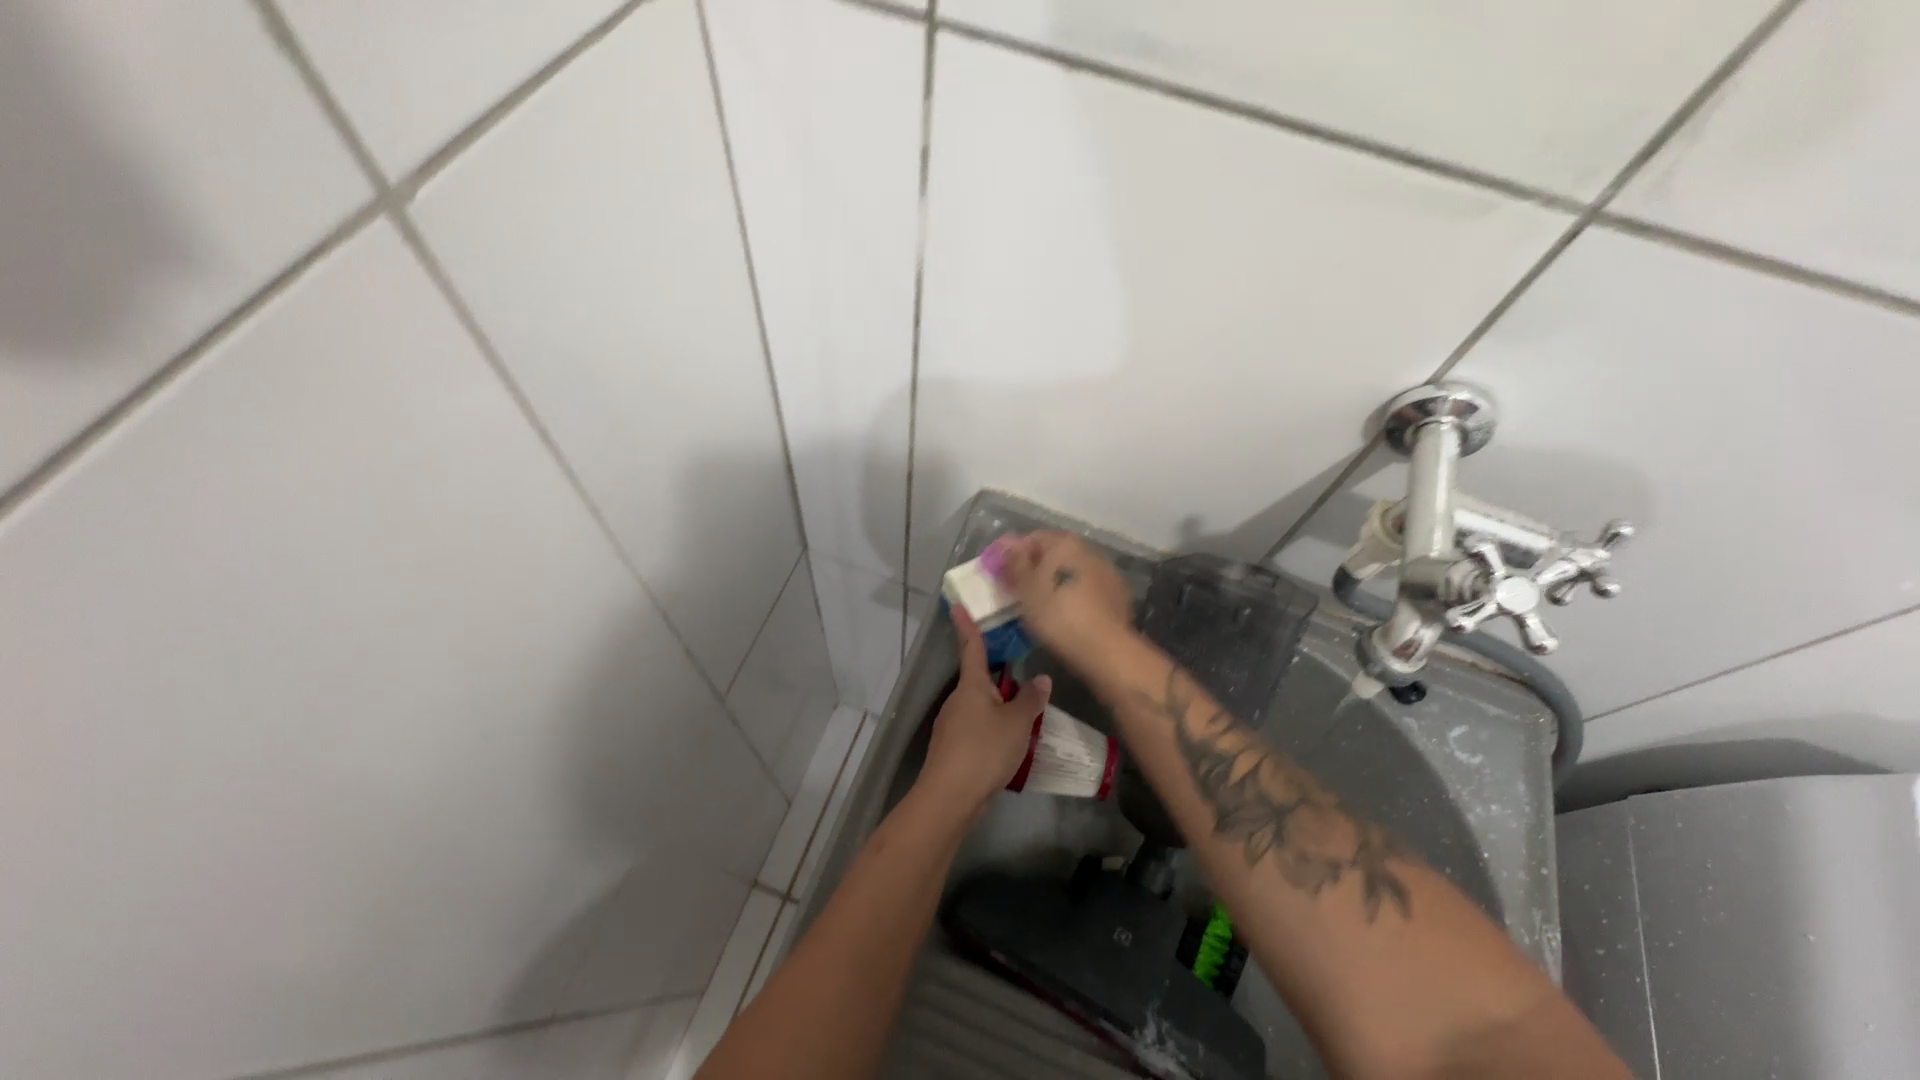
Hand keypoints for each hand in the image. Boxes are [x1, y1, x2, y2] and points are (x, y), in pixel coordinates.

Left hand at [918, 606, 1051, 814]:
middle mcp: (958, 700)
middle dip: (1000, 681)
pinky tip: (1010, 747)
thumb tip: (1041, 678)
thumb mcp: (1018, 722)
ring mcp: (952, 725)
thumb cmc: (985, 750)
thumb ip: (1031, 699)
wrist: (951, 796)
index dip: (966, 626)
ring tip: (1027, 721)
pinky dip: (993, 731)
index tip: (957, 605)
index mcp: (971, 685)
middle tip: (1025, 682)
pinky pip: (977, 730)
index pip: (971, 648)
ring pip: (980, 708)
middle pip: (980, 682)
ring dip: (999, 710)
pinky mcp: (953, 749)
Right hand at [995, 531, 1133, 669]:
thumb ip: (1015, 562)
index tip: (1001, 575)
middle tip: (1019, 590)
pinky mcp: (1119, 594)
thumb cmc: (1056, 614)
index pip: (1032, 538)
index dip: (1013, 554)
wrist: (1105, 647)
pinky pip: (1088, 588)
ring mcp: (1107, 571)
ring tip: (1044, 604)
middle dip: (1036, 568)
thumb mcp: (1025, 589)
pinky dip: (1075, 595)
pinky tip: (1069, 614)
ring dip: (1058, 581)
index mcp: (1064, 542)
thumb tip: (1007, 543)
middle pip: (1056, 553)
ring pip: (1073, 570)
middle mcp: (1089, 549)